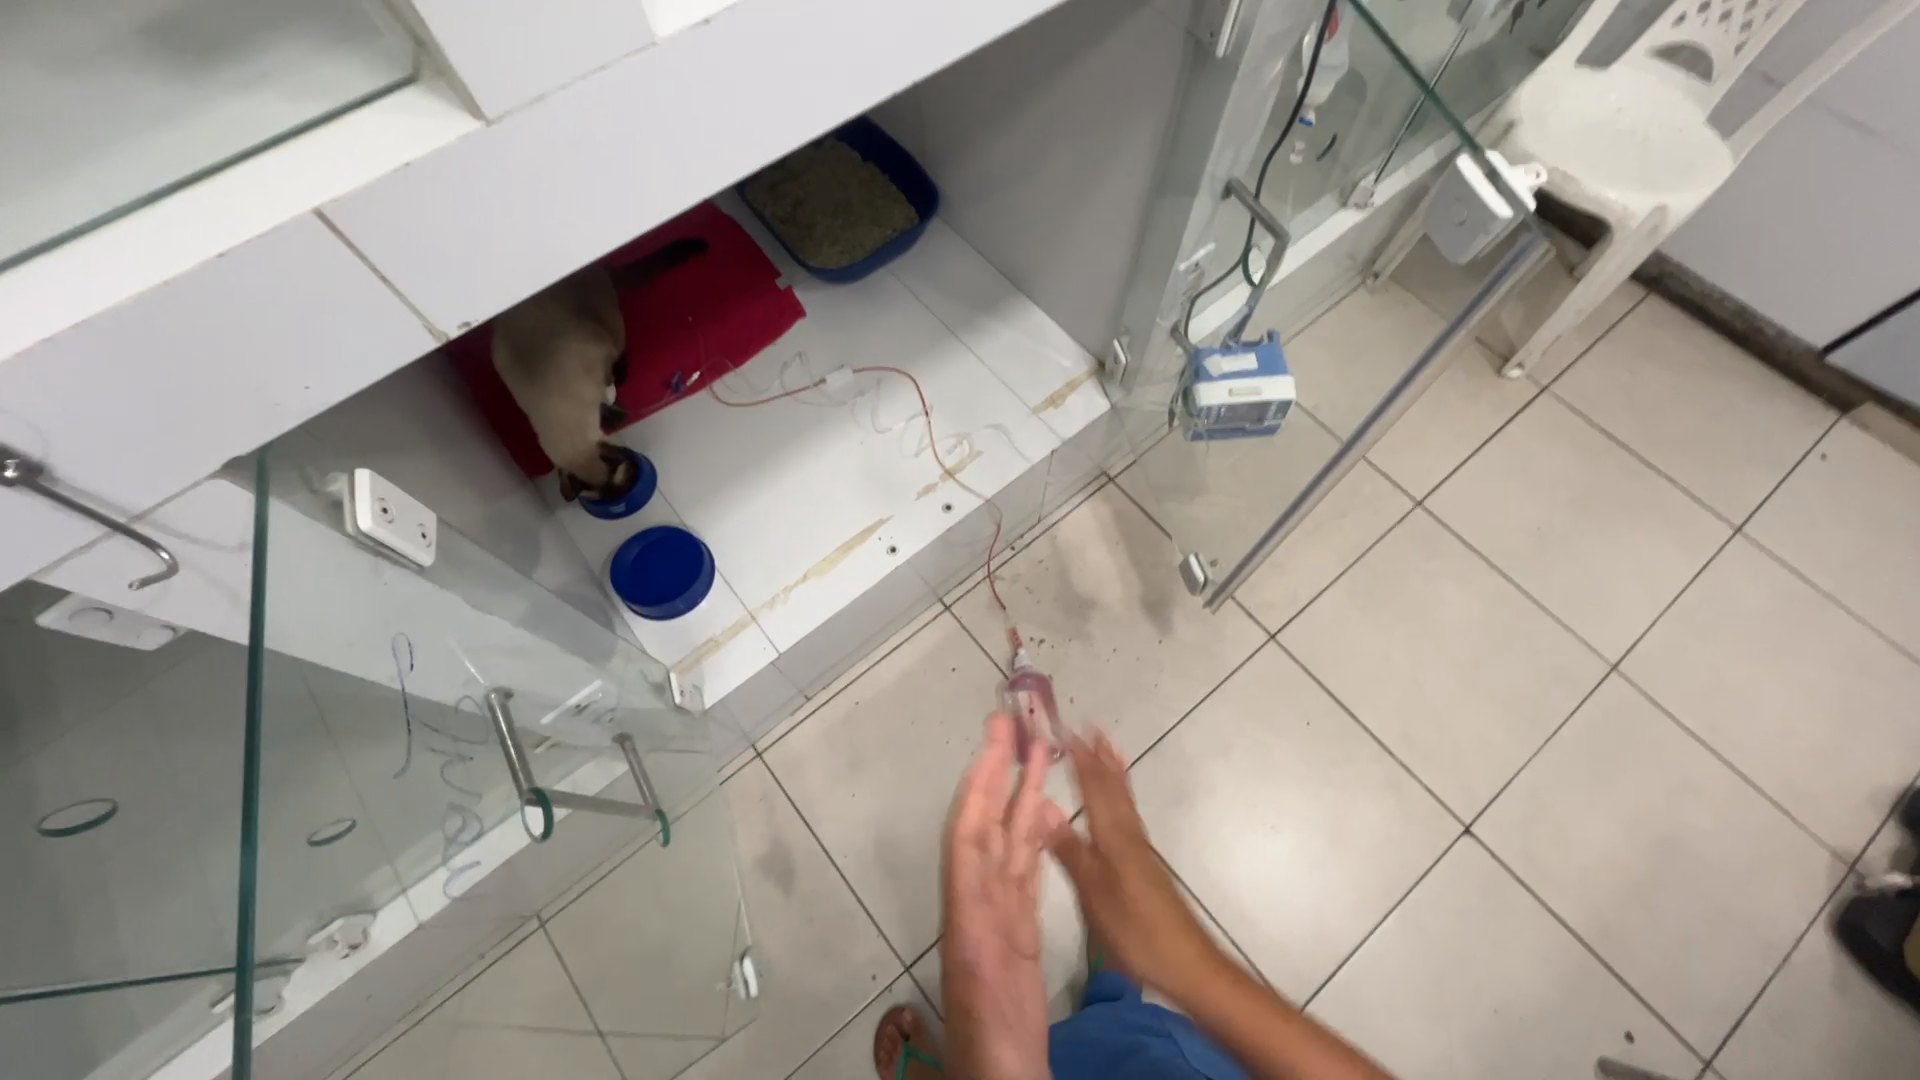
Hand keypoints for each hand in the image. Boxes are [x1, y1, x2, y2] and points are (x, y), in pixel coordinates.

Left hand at [941, 711, 1066, 1079]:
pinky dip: (1031, 836)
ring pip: (1009, 841)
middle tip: (1012, 724)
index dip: (981, 782)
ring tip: (1039, 753)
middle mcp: (977, 901)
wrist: (1000, 1078)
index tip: (994, 740)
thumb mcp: (984, 983)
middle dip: (998, 772)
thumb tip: (982, 889)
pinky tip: (1041, 813)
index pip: (970, 830)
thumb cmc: (995, 1036)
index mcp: (966, 909)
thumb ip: (982, 934)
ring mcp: (997, 914)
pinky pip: (1022, 870)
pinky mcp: (1017, 930)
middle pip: (988, 824)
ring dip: (1021, 796)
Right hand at [1047, 731, 1224, 1000]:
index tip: (1066, 730)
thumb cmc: (1136, 928)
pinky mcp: (1144, 864)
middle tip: (1088, 727)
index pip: (1094, 787)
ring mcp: (1139, 849)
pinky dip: (1121, 795)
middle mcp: (1128, 834)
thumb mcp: (1094, 892)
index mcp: (1113, 836)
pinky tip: (1118, 802)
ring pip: (1123, 799)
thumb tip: (1043, 806)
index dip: (1080, 759)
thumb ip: (1069, 850)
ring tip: (1106, 748)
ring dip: (1112, 771)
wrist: (1187, 962)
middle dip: (1099, 757)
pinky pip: (1128, 814)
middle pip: (1113, 787)